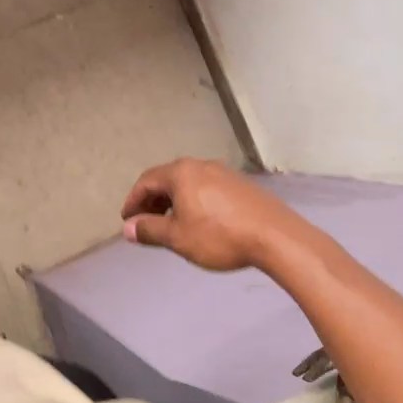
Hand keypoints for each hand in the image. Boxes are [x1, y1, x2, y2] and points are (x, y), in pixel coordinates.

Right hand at [120, 158, 306, 270]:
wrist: (275, 236)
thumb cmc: (219, 235)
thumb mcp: (178, 237)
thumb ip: (150, 230)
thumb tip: (128, 228)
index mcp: (181, 173)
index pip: (146, 181)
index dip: (133, 201)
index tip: (127, 221)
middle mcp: (200, 165)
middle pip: (167, 179)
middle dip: (153, 201)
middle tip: (146, 223)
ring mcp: (224, 172)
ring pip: (189, 183)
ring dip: (174, 201)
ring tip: (172, 224)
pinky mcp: (241, 184)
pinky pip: (207, 188)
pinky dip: (194, 201)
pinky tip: (200, 221)